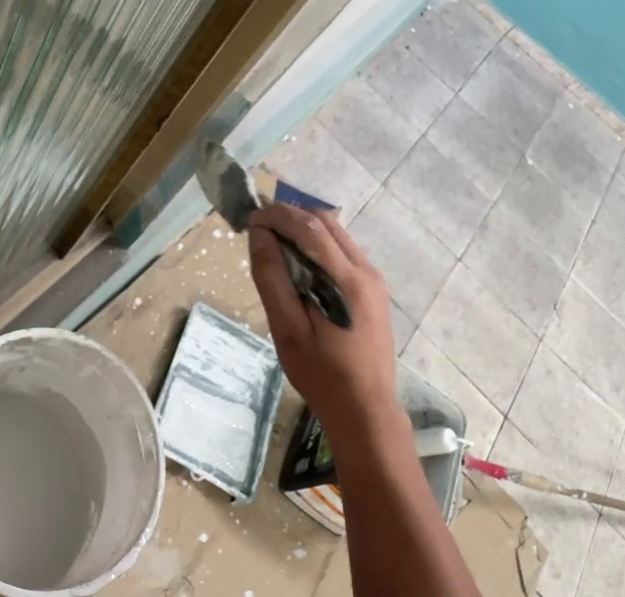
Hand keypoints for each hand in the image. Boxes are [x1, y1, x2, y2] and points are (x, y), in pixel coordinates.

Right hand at [246, 203, 401, 443]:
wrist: (365, 409)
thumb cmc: (321, 374)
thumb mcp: (287, 329)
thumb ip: (272, 279)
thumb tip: (259, 235)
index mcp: (345, 279)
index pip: (308, 227)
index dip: (276, 215)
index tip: (250, 220)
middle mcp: (365, 270)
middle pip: (325, 222)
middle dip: (289, 216)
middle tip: (259, 229)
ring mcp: (373, 279)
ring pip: (336, 233)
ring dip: (304, 229)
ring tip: (275, 245)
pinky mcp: (374, 289)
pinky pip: (343, 251)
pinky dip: (318, 245)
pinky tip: (299, 265)